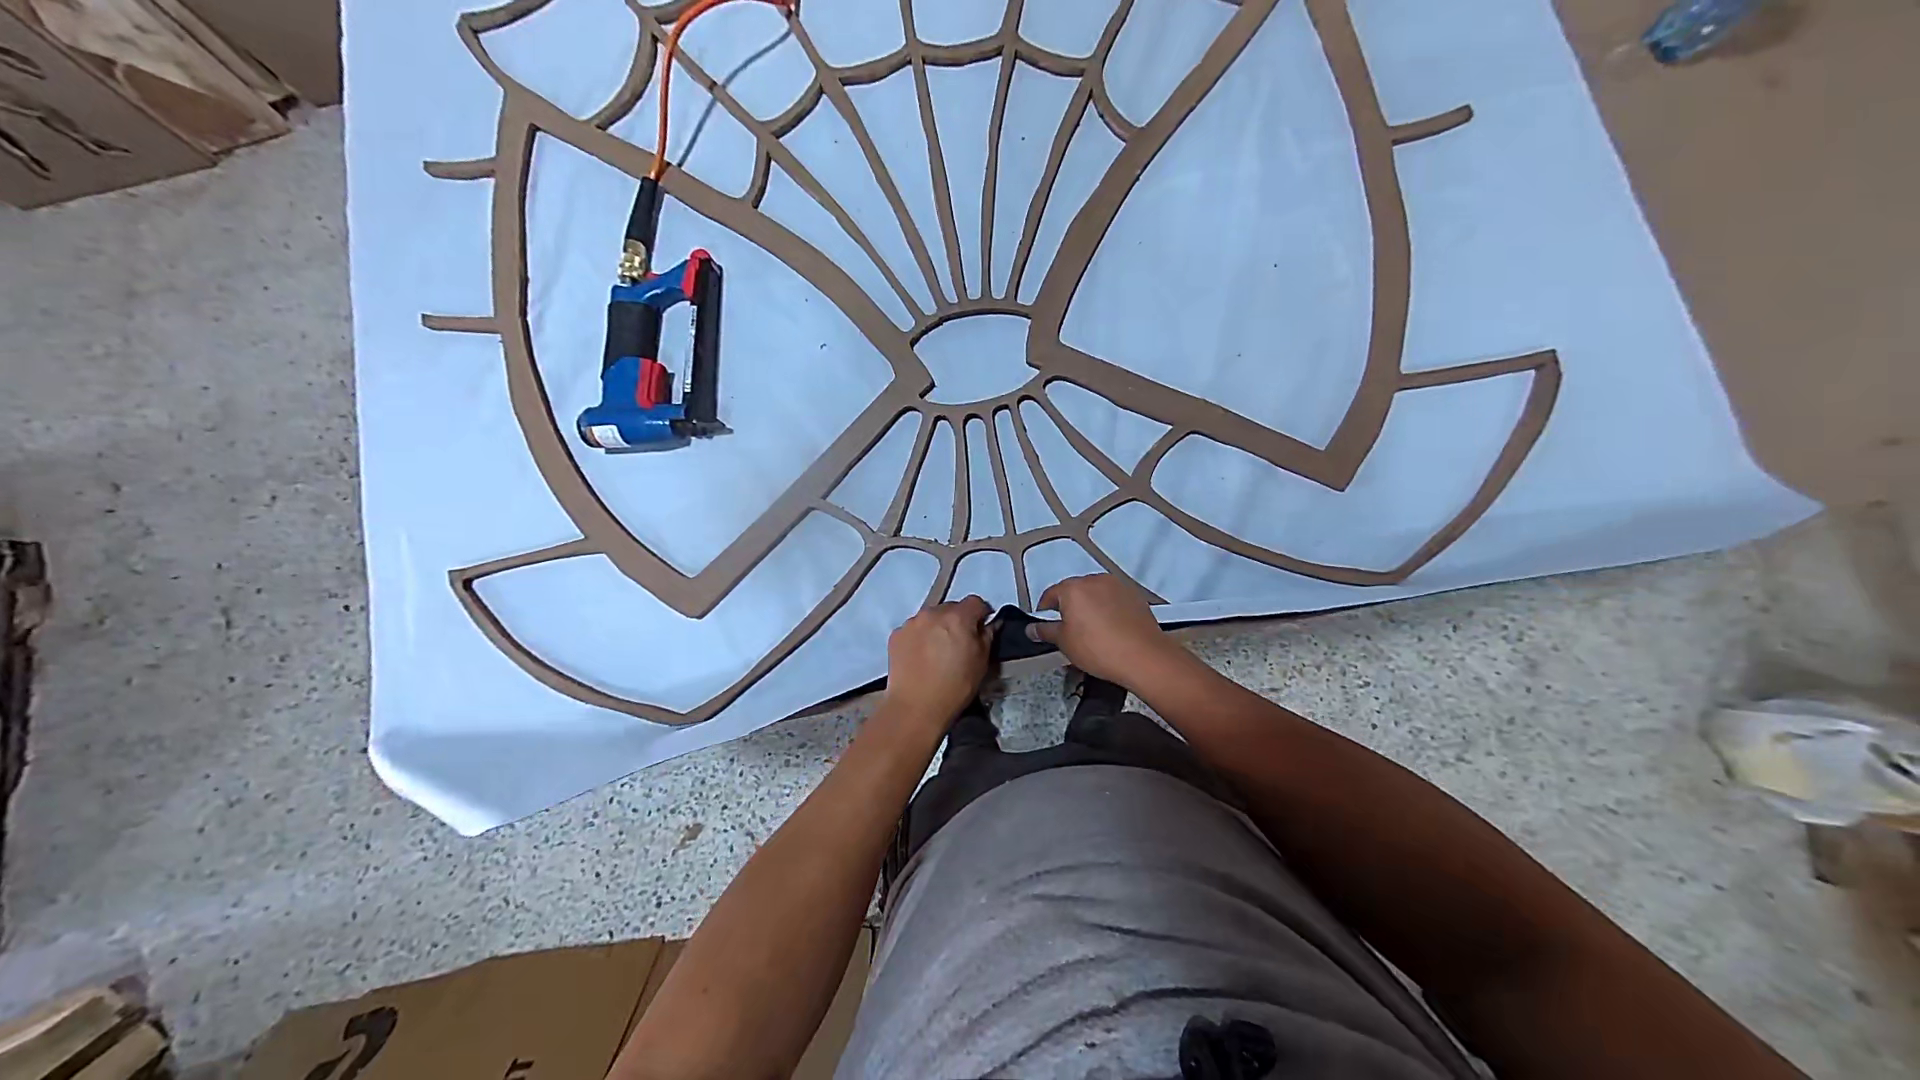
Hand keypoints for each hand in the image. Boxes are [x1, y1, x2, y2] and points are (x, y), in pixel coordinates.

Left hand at [882, 595, 991, 725]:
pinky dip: (920, 637)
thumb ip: (987, 636)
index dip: (981, 614)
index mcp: (958, 617)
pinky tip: (921, 657)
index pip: (976, 602)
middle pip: (951, 608)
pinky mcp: (896, 634)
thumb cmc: (955, 687)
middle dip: (958, 620)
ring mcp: (912, 622)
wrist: (916, 707)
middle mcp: (933, 613)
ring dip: (937, 627)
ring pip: (931, 617)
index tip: (981, 629)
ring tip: (937, 652)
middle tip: (958, 643)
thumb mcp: (981, 663)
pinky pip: (914, 629)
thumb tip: (989, 624)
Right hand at [1030, 574, 1183, 686]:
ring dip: (1090, 606)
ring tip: (1092, 630)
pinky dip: (1108, 608)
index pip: (1050, 594)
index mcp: (1072, 588)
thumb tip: (1031, 629)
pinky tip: (1111, 628)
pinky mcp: (1135, 595)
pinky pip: (1114, 599)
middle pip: (1074, 590)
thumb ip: (1045, 632)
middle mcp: (1094, 580)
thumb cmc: (1098, 649)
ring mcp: (1117, 585)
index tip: (1045, 623)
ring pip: (1095, 593)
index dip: (1044, 609)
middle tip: (1069, 630)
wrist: (1143, 656)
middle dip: (1069, 607)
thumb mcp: (1064, 643)